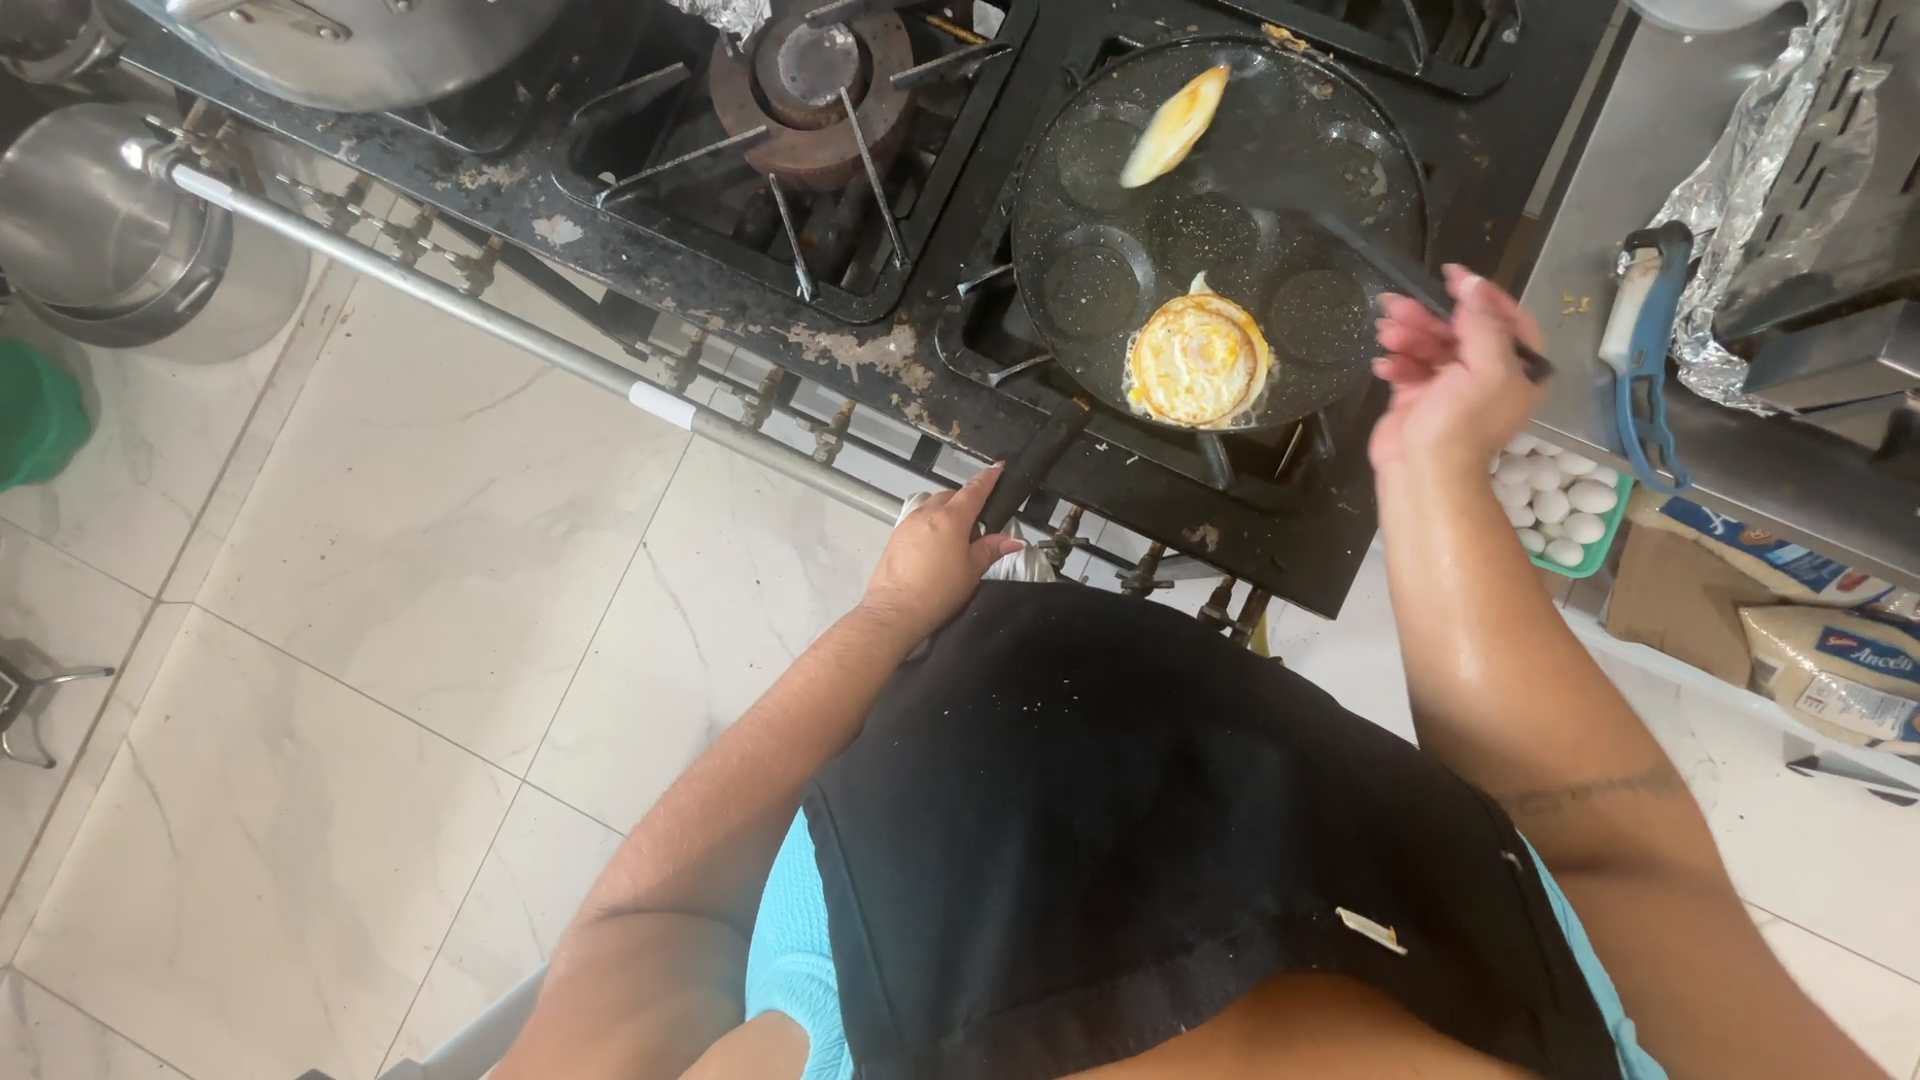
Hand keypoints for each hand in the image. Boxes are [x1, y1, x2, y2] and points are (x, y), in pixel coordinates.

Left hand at [857, 463, 1025, 641]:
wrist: (894, 611)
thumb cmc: (938, 591)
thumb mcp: (972, 571)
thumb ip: (991, 549)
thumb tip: (1015, 540)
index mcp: (950, 518)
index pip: (974, 491)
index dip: (988, 478)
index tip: (998, 467)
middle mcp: (927, 513)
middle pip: (951, 496)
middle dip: (966, 499)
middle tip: (980, 519)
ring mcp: (907, 523)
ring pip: (932, 505)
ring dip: (946, 510)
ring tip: (957, 534)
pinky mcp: (895, 536)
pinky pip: (918, 519)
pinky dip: (931, 522)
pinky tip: (936, 545)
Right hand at [1369, 264, 1546, 479]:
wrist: (1424, 471)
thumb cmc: (1462, 422)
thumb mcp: (1486, 369)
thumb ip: (1482, 323)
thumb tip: (1472, 285)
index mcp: (1517, 366)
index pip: (1504, 318)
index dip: (1479, 294)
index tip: (1450, 275)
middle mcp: (1486, 372)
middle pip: (1458, 329)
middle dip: (1427, 317)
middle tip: (1396, 304)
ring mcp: (1449, 386)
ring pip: (1429, 345)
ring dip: (1406, 337)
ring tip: (1385, 333)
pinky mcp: (1417, 397)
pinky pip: (1407, 368)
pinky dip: (1395, 364)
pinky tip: (1384, 366)